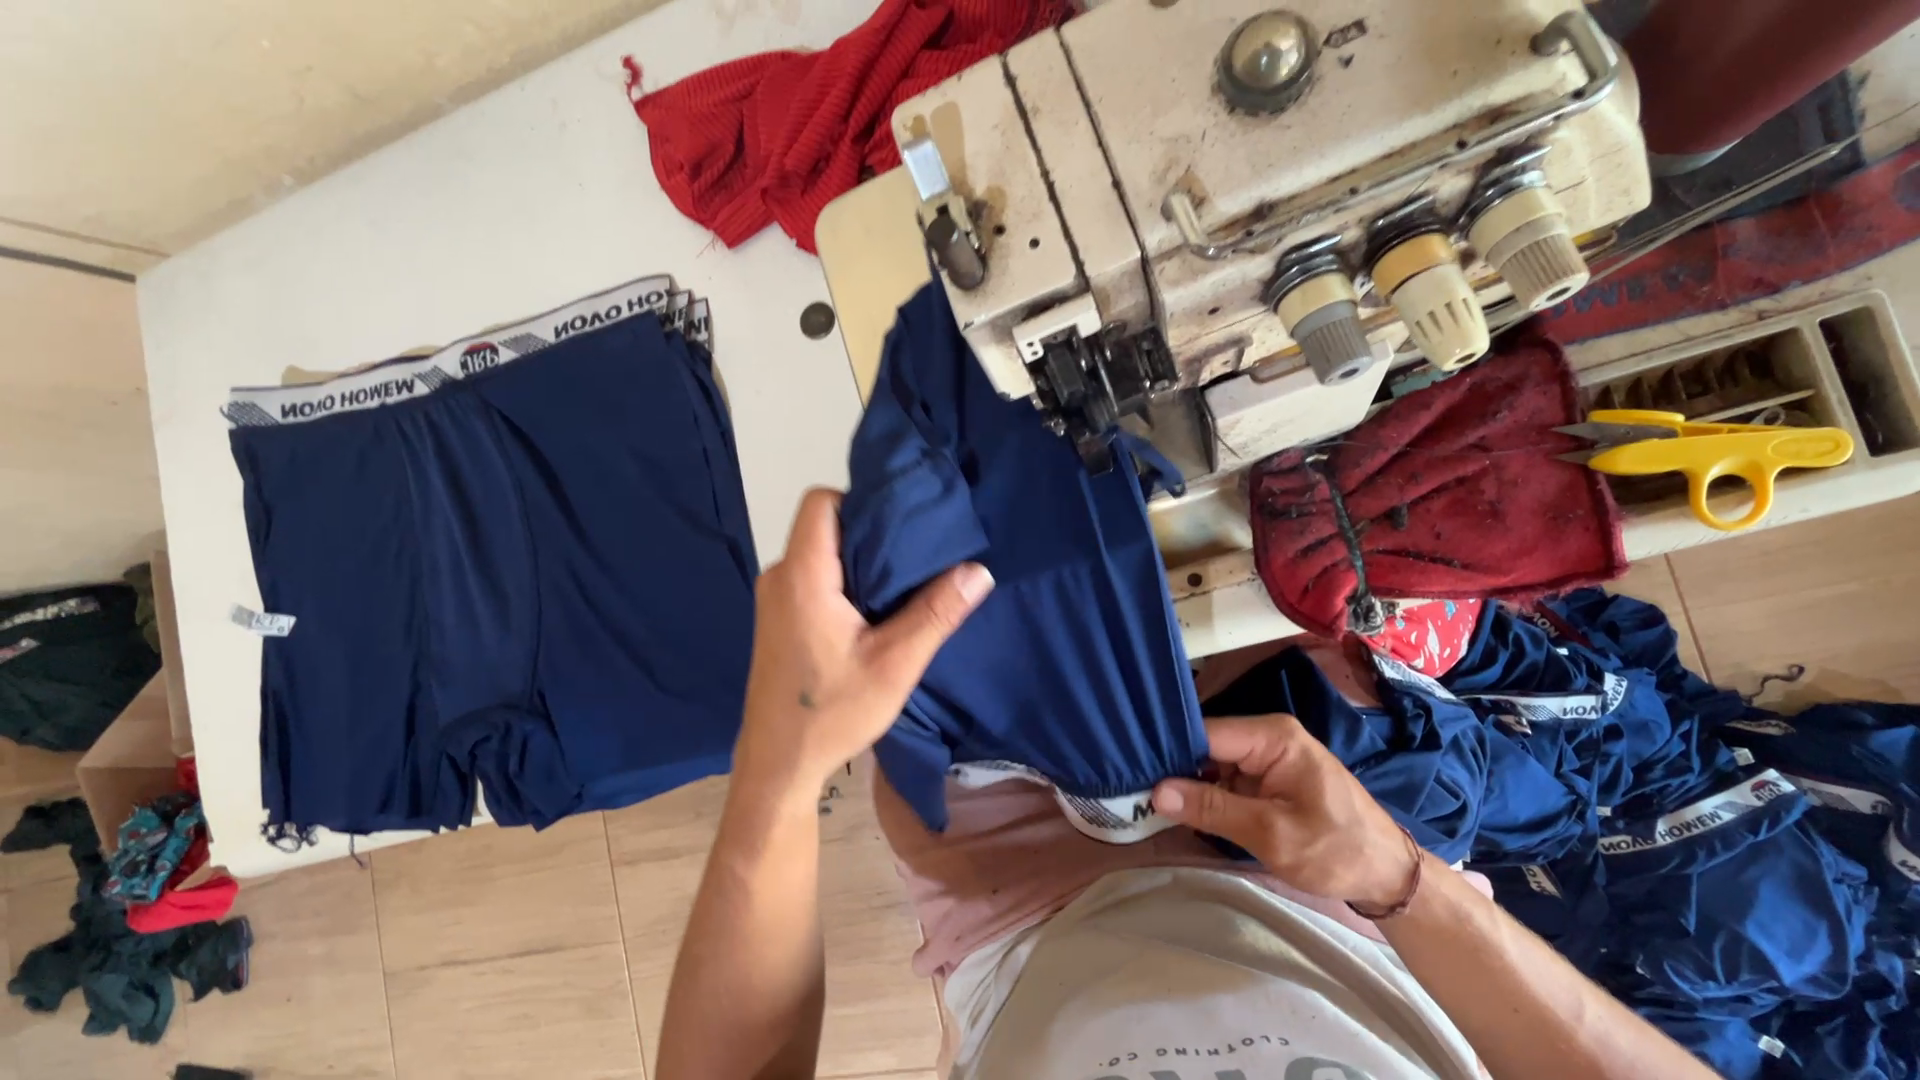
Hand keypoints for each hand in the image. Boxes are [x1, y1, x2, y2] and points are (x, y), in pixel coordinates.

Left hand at [734, 488, 993, 795]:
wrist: (777, 765)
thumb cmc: (831, 714)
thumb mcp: (895, 665)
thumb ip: (936, 614)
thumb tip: (979, 571)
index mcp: (803, 576)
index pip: (821, 501)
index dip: (860, 500)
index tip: (902, 523)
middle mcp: (780, 577)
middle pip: (823, 525)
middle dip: (869, 530)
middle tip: (916, 551)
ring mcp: (774, 599)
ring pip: (819, 553)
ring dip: (857, 560)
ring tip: (902, 581)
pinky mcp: (777, 620)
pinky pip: (811, 578)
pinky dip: (842, 581)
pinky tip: (874, 610)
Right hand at [1153, 714, 1418, 908]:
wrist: (1389, 877)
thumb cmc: (1337, 850)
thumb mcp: (1272, 834)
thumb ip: (1212, 809)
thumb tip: (1156, 791)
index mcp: (1272, 736)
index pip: (1204, 733)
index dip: (1168, 752)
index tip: (1131, 770)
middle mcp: (1266, 737)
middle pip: (1203, 746)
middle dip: (1172, 769)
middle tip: (1130, 791)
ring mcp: (1266, 758)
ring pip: (1209, 765)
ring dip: (1184, 785)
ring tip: (1141, 800)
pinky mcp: (1265, 780)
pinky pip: (1223, 780)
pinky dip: (1202, 797)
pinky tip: (1174, 809)